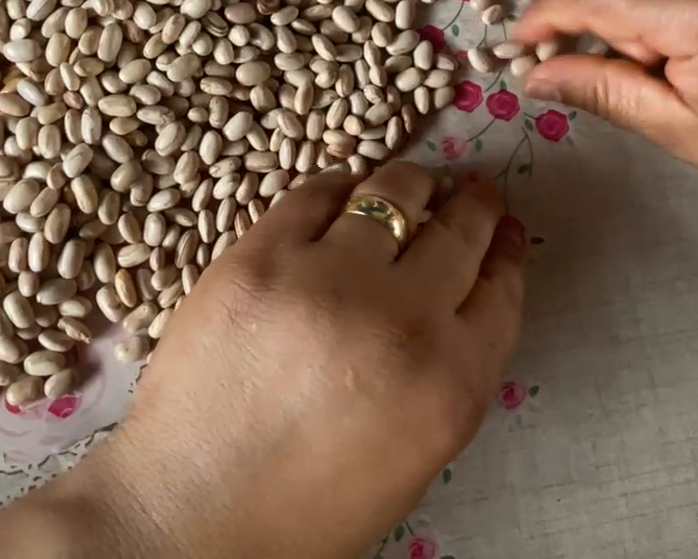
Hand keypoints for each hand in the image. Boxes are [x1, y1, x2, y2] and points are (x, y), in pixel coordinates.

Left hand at [0, 163, 527, 558]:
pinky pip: (318, 192)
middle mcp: (398, 319)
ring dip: (415, 183)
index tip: (505, 229)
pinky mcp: (259, 255)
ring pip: (394, 193)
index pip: (499, 290)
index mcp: (448, 383)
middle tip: (476, 190)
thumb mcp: (416, 451)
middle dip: (475, 205)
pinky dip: (344, 186)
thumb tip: (467, 288)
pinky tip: (349, 192)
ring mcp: (324, 279)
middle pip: (457, 232)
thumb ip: (453, 367)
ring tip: (418, 183)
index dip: (506, 251)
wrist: (191, 514)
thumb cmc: (311, 502)